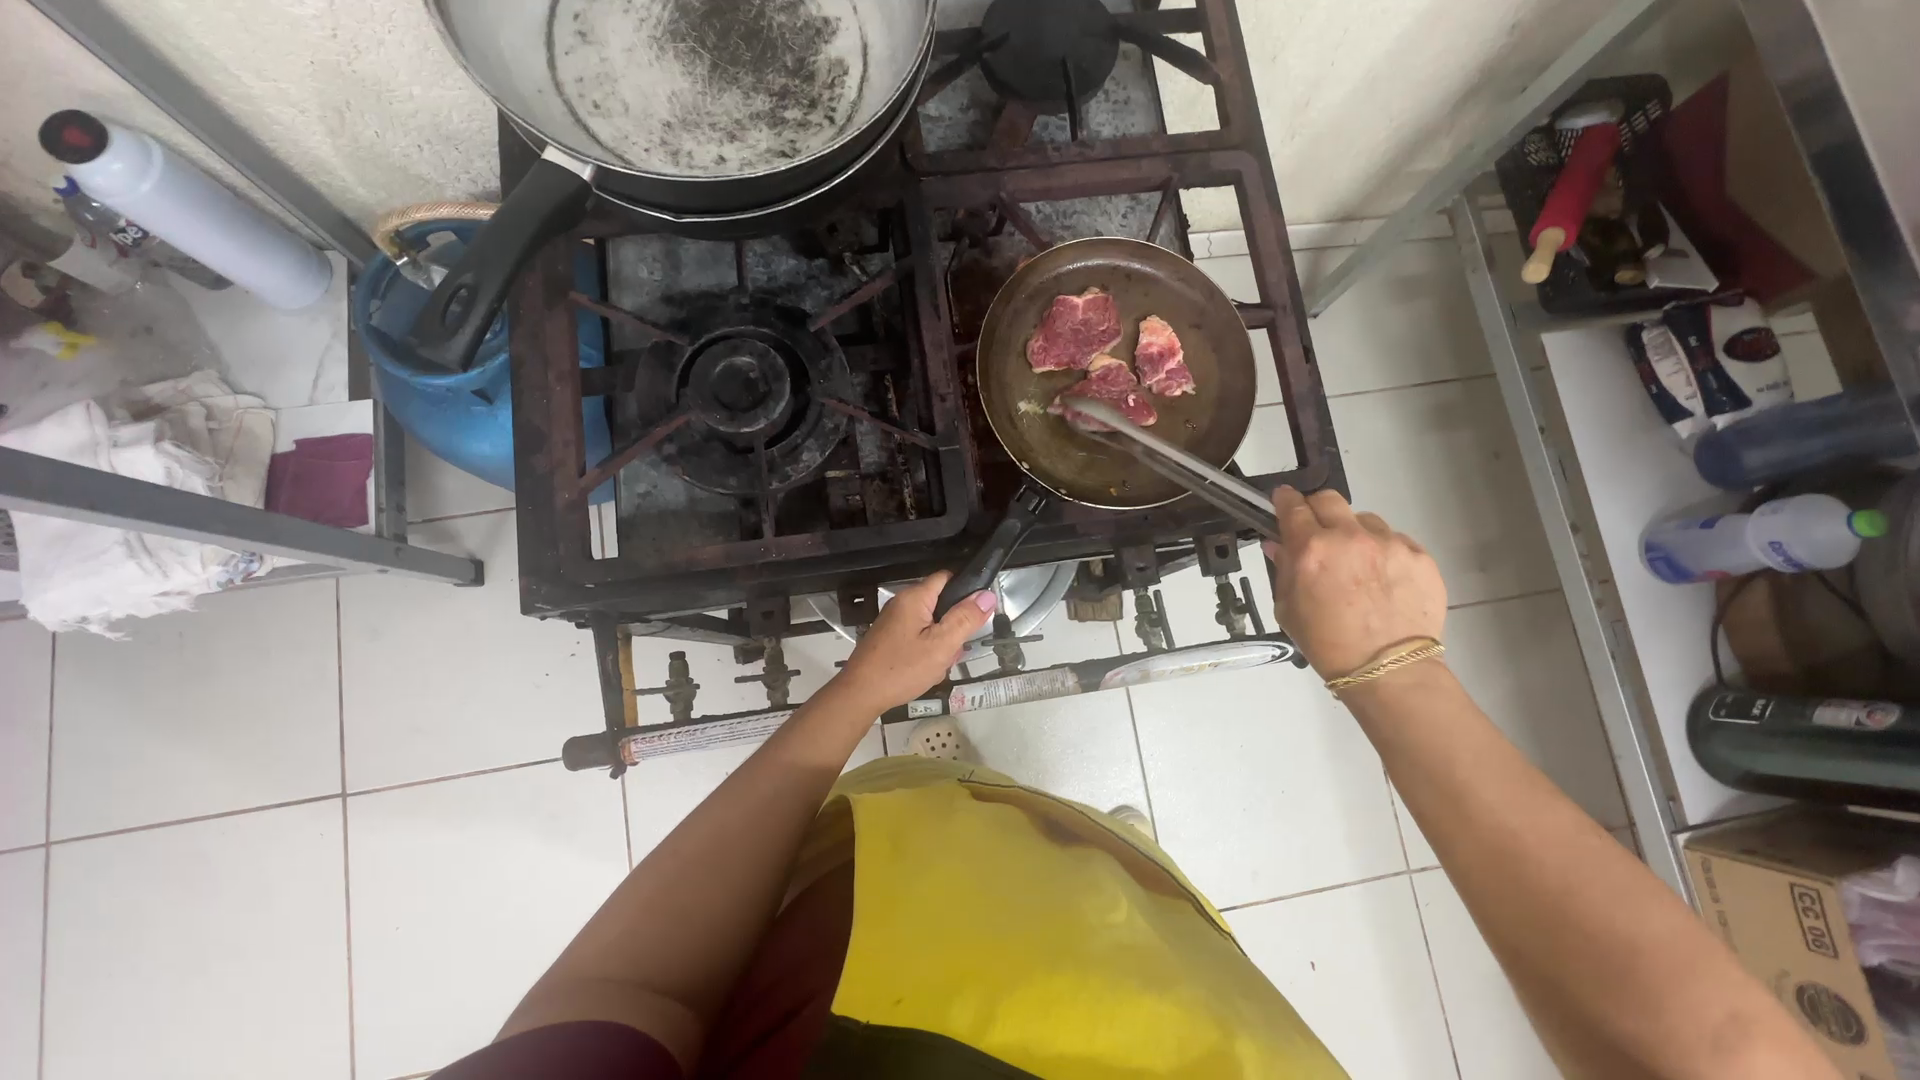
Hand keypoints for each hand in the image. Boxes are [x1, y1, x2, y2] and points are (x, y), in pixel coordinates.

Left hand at [827, 571, 997, 714]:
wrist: (860, 694)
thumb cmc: (902, 668)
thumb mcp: (942, 645)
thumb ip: (965, 619)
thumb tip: (987, 595)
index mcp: (914, 598)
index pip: (947, 577)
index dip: (967, 589)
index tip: (980, 611)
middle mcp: (902, 604)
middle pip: (940, 604)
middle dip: (954, 626)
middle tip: (957, 649)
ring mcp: (893, 622)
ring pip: (931, 625)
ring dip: (941, 643)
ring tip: (941, 665)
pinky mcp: (889, 639)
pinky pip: (918, 638)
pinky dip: (927, 652)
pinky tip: (927, 671)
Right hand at [1264, 486, 1445, 679]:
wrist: (1388, 669)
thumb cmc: (1327, 644)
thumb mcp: (1288, 609)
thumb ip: (1283, 569)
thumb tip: (1280, 545)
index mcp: (1311, 549)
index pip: (1293, 507)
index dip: (1284, 501)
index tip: (1283, 501)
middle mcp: (1350, 537)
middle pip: (1329, 499)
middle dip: (1317, 508)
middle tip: (1317, 530)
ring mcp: (1389, 543)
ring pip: (1365, 520)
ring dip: (1354, 533)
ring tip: (1358, 564)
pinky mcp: (1419, 555)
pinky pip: (1395, 541)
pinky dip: (1384, 552)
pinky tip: (1383, 580)